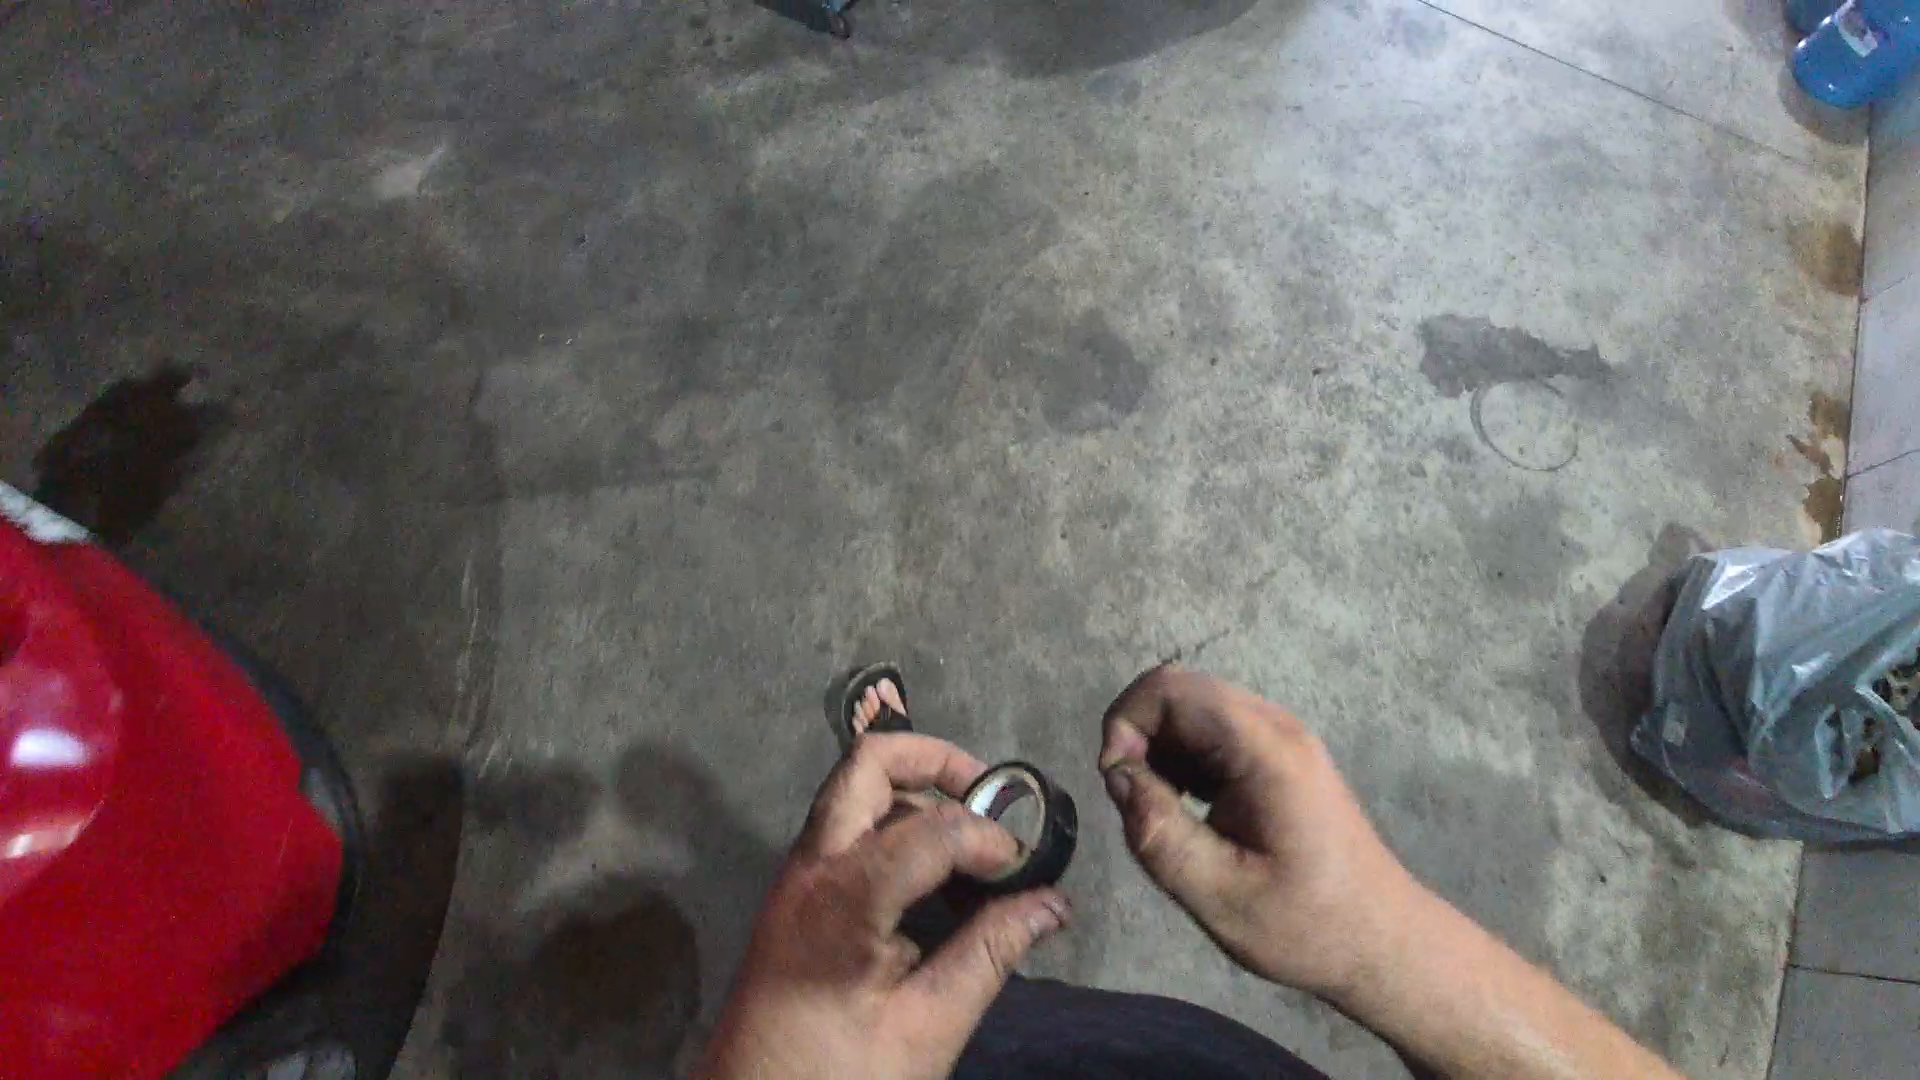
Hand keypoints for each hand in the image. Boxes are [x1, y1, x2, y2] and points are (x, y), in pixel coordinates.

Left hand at [699, 733, 1071, 1079]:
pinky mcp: (798, 884)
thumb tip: (1053, 902)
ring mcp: (799, 869)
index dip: (987, 839)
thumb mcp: (927, 1030)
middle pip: (870, 762)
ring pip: (855, 784)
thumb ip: (990, 953)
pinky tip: (930, 863)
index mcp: (843, 898)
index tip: (1023, 868)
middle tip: (987, 796)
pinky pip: (847, 819)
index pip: (930, 830)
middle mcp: (813, 863)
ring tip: (965, 831)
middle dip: (937, 761)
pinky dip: (894, 816)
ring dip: (915, 787)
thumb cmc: (838, 1076)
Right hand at [1098, 665, 1418, 1000]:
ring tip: (1162, 810)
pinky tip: (1186, 806)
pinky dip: (1178, 757)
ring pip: (1189, 709)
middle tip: (1135, 800)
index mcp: (1265, 750)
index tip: (1118, 782)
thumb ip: (1159, 832)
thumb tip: (1117, 776)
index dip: (1126, 721)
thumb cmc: (1307, 927)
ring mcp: (1276, 736)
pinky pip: (1207, 730)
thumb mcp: (1219, 895)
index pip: (1171, 688)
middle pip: (1177, 692)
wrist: (1385, 944)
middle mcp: (1272, 725)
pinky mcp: (1273, 753)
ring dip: (1156, 749)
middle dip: (1137, 737)